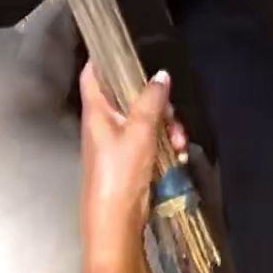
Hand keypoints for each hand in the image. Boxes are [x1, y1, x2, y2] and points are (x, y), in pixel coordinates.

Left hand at [79, 63, 185, 260]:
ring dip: (166, 124)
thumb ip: (152, 100)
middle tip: (172, 111)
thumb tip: (161, 75)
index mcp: (96, 111)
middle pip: (128, 95)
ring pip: (144, 118)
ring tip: (179, 139)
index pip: (92, 74)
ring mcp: (116, 142)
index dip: (103, 57)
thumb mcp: (140, 131)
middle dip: (156, 99)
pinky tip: (179, 152)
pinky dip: (165, 142)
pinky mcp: (129, 160)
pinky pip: (149, 139)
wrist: (115, 227)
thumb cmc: (120, 173)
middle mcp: (103, 122)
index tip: (122, 45)